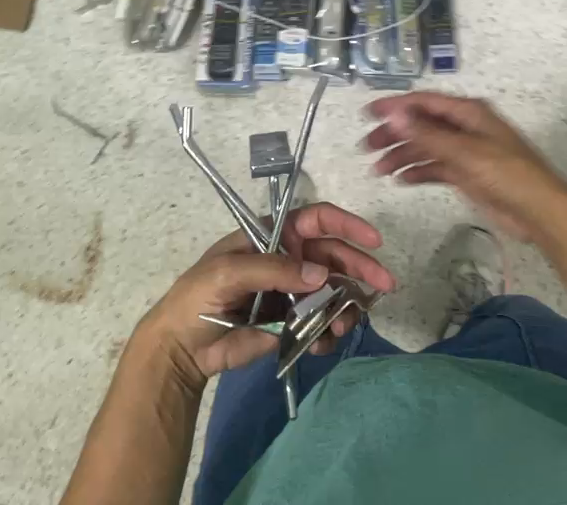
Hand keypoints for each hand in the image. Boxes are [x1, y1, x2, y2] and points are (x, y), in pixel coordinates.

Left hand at [134, 202, 396, 392]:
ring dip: (346, 306)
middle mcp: (288, 259)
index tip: (373, 239)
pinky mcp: (291, 323)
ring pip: (333, 292)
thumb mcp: (229, 271)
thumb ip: (274, 269)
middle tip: (384, 286)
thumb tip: (320, 274)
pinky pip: (320, 324)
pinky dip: (329, 333)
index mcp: (272, 236)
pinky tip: (324, 343)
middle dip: (361, 270)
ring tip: (345, 325)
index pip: (316, 220)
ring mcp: (292, 293)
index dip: (346, 225)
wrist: (181, 346)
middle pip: (334, 257)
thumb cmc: (199, 295)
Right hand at [363, 92, 566, 241]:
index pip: (423, 102)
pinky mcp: (466, 174)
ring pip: (425, 147)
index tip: (367, 114)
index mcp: (468, 112)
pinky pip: (435, 167)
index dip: (395, 106)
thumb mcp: (464, 152)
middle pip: (421, 124)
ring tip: (378, 170)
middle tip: (367, 147)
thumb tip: (394, 113)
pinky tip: (401, 180)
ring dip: (402, 155)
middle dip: (393, 134)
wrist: (539, 211)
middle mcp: (464, 127)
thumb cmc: (506, 174)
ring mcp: (465, 151)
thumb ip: (427, 134)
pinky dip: (418, 171)